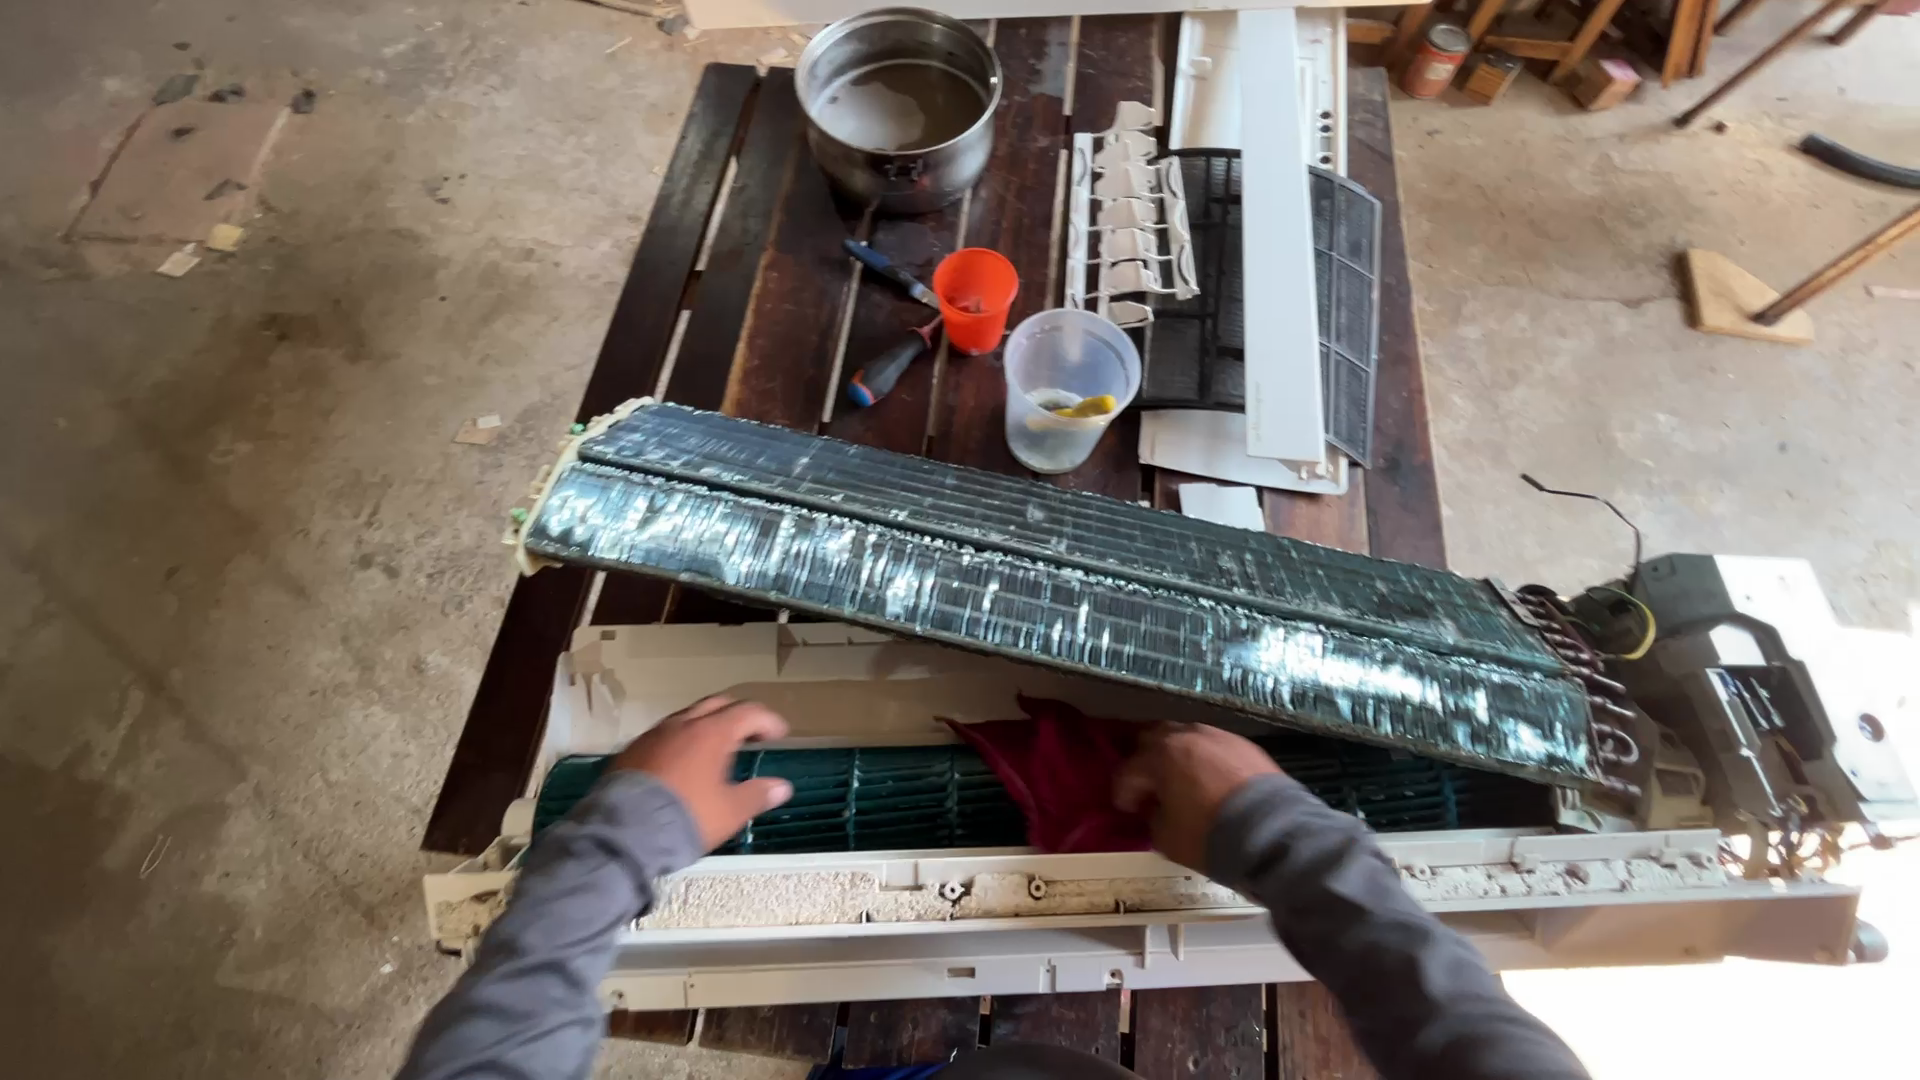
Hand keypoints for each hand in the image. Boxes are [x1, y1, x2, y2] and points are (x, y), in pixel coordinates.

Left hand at [611, 695, 794, 851]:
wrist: (621, 833)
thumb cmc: (686, 817)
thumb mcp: (729, 812)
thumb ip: (757, 795)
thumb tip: (782, 787)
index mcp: (712, 732)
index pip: (748, 712)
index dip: (768, 720)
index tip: (779, 735)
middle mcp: (683, 724)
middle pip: (717, 704)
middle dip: (738, 715)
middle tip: (750, 735)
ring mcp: (653, 735)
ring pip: (687, 717)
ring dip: (707, 725)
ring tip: (715, 748)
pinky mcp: (631, 751)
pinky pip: (663, 735)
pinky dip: (681, 740)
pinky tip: (681, 763)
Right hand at [1114, 722, 1282, 871]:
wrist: (1274, 834)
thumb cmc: (1211, 835)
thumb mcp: (1167, 838)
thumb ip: (1153, 817)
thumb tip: (1158, 810)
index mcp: (1159, 756)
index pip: (1129, 771)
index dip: (1123, 792)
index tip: (1126, 808)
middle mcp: (1185, 736)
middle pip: (1153, 740)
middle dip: (1147, 762)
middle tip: (1150, 786)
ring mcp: (1216, 736)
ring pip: (1185, 737)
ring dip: (1177, 755)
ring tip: (1181, 778)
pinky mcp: (1244, 744)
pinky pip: (1213, 746)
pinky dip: (1206, 759)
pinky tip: (1211, 779)